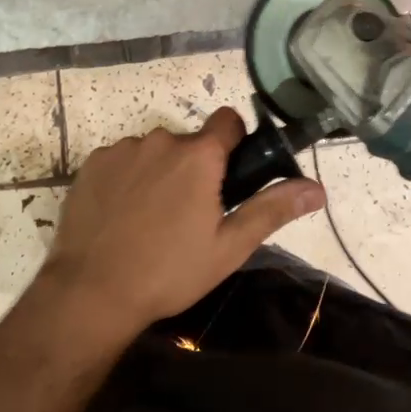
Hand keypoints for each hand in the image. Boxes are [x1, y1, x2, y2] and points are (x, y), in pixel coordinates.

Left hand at [41, 107, 326, 330]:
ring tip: (152, 221)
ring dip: (159, 174)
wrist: (92, 290)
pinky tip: (121, 217)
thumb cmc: (169, 271)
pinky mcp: (93, 162)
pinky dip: (127, 180)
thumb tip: (318, 187)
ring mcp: (122, 148)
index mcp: (198, 155)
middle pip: (189, 143)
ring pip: (153, 152)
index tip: (230, 176)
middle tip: (190, 215)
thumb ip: (271, 209)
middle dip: (194, 169)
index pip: (228, 121)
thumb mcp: (228, 247)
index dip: (234, 143)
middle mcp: (160, 139)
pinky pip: (121, 161)